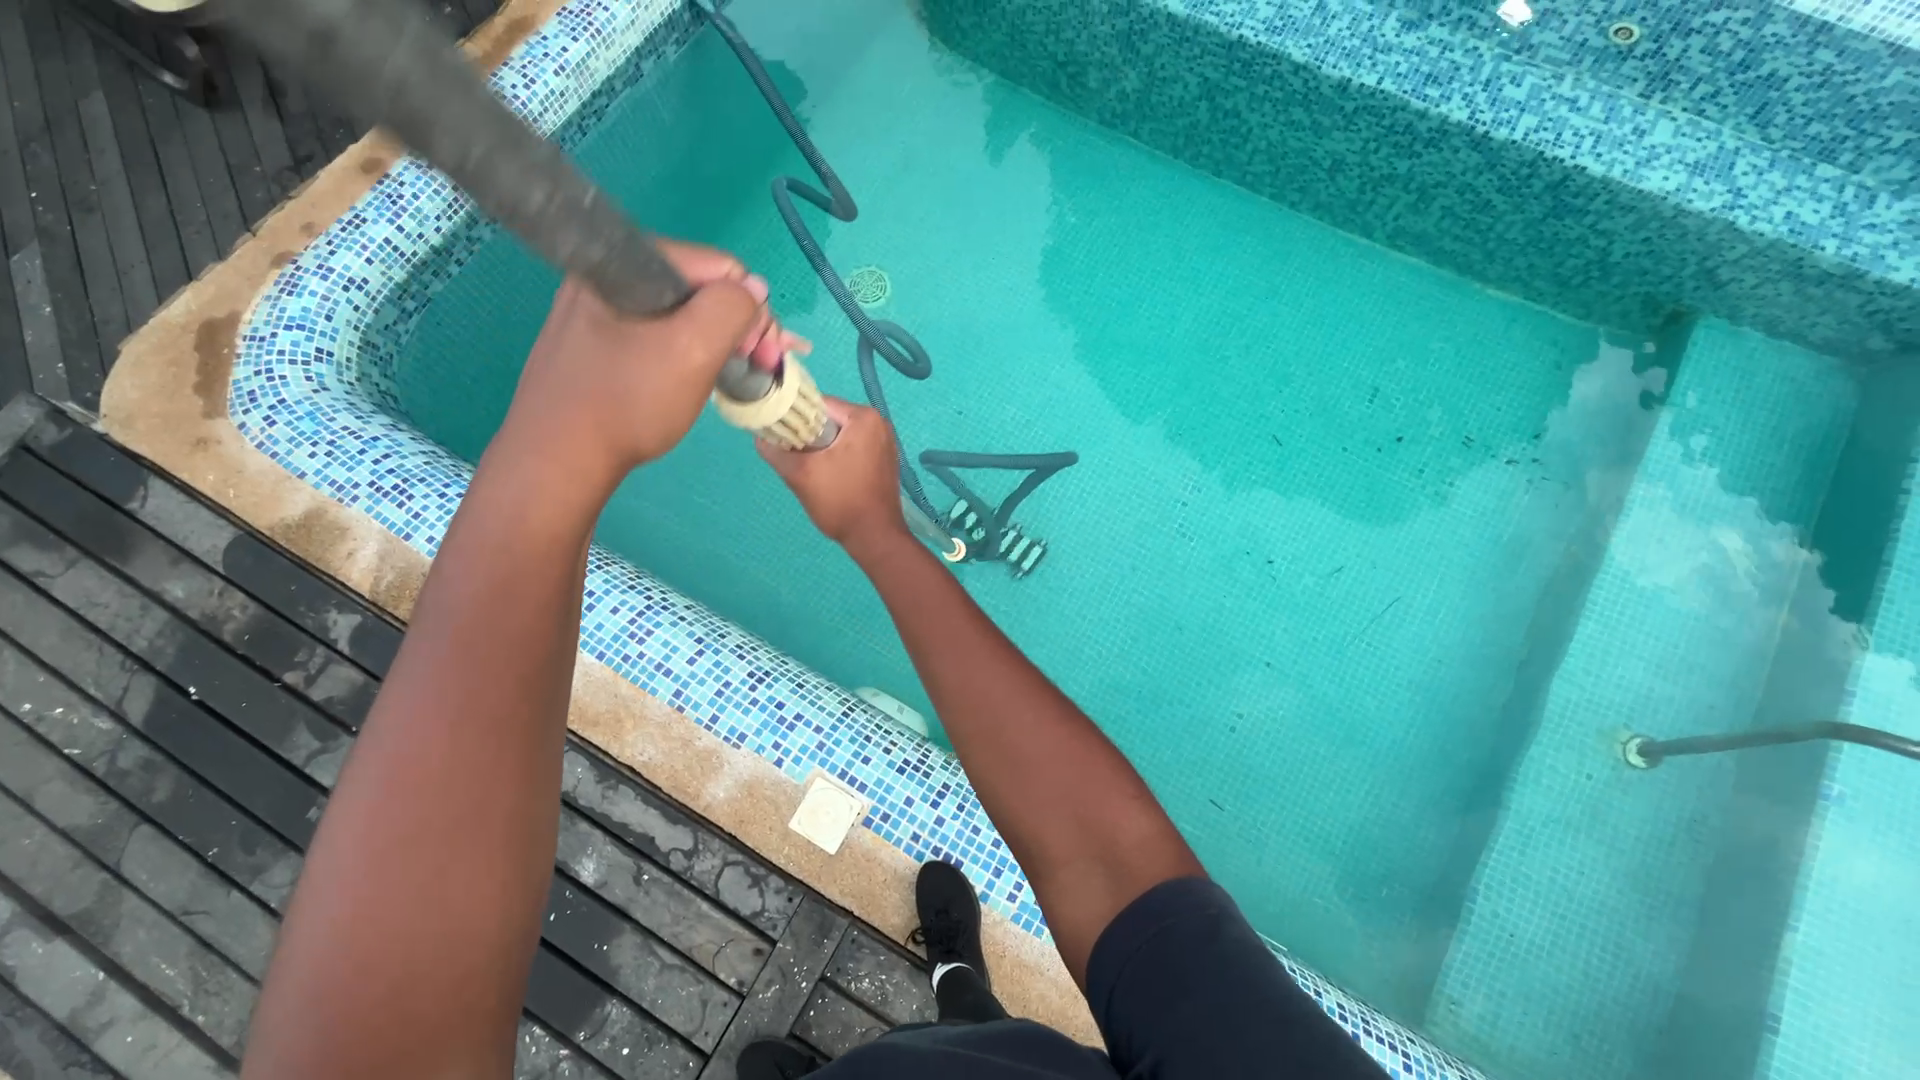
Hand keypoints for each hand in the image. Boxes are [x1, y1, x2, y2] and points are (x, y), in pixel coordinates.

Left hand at [502, 241, 808, 485]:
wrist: (558, 459)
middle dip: (735, 327)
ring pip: (680, 314)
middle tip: (751, 371)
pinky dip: (684, 353)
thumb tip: (753, 289)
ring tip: (723, 378)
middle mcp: (611, 274)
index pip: (721, 268)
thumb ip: (732, 307)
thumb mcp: (694, 349)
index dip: (751, 311)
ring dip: (713, 343)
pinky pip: (656, 334)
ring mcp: (599, 309)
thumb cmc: (629, 402)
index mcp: (630, 262)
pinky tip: (688, 381)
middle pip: (701, 288)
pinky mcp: (594, 341)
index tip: (758, 358)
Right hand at [758, 397, 908, 553]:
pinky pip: (853, 449)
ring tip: (806, 468)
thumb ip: (776, 452)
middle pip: (830, 420)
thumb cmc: (840, 501)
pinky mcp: (884, 461)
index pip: (818, 404)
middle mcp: (879, 424)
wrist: (875, 537)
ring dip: (821, 449)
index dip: (794, 417)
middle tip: (791, 455)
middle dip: (808, 436)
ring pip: (840, 436)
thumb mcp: (800, 474)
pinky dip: (836, 457)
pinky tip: (825, 476)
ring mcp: (885, 443)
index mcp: (863, 418)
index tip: (779, 434)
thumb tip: (760, 438)